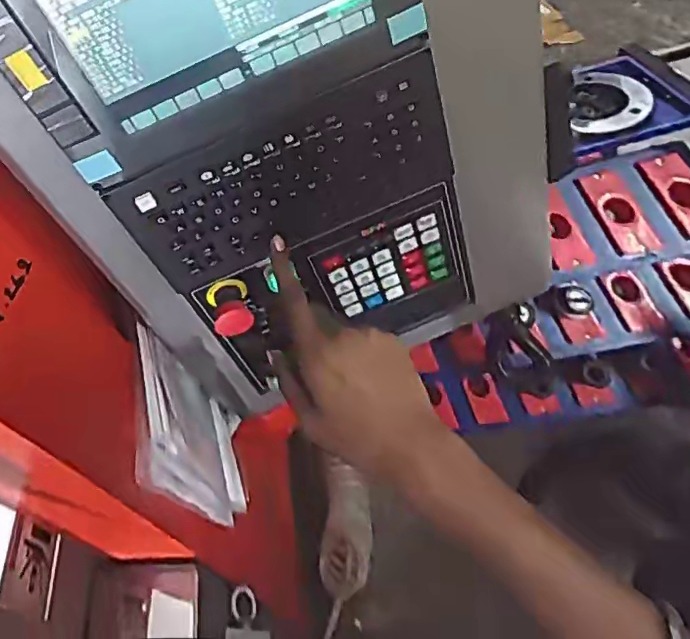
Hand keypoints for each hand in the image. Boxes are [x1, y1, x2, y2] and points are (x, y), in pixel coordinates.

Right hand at [269, 235, 453, 481]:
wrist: (411, 444)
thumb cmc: (356, 438)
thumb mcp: (310, 422)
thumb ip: (288, 382)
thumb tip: (278, 354)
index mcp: (318, 353)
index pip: (296, 303)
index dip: (284, 272)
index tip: (278, 245)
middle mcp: (343, 334)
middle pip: (318, 321)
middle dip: (314, 337)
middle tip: (323, 375)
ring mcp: (370, 333)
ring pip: (344, 333)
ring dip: (342, 349)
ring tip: (354, 388)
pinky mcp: (391, 338)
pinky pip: (367, 339)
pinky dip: (364, 354)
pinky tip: (373, 383)